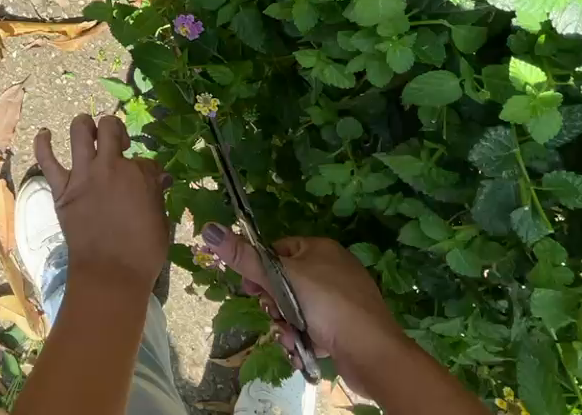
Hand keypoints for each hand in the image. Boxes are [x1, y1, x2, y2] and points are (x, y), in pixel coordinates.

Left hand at [35, 114, 169, 294]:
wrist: (110, 276)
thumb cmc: (142, 254)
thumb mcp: (161, 221)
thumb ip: (155, 195)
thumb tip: (158, 179)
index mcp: (138, 174)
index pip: (145, 160)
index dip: (148, 169)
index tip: (148, 181)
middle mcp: (109, 166)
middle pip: (110, 127)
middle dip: (116, 129)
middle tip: (119, 144)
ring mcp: (83, 175)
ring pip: (80, 130)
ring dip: (85, 124)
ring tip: (88, 129)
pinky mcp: (62, 189)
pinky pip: (47, 160)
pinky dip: (43, 144)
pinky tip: (44, 133)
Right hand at [204, 228, 409, 378]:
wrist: (373, 353)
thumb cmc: (327, 304)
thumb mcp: (281, 278)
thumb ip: (244, 257)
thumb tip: (208, 229)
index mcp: (319, 247)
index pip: (277, 251)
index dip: (259, 269)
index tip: (250, 288)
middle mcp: (332, 268)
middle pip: (285, 281)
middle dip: (274, 303)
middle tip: (273, 315)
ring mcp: (342, 298)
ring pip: (298, 307)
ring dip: (286, 324)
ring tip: (289, 337)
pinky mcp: (347, 326)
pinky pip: (315, 325)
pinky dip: (304, 337)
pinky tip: (302, 348)